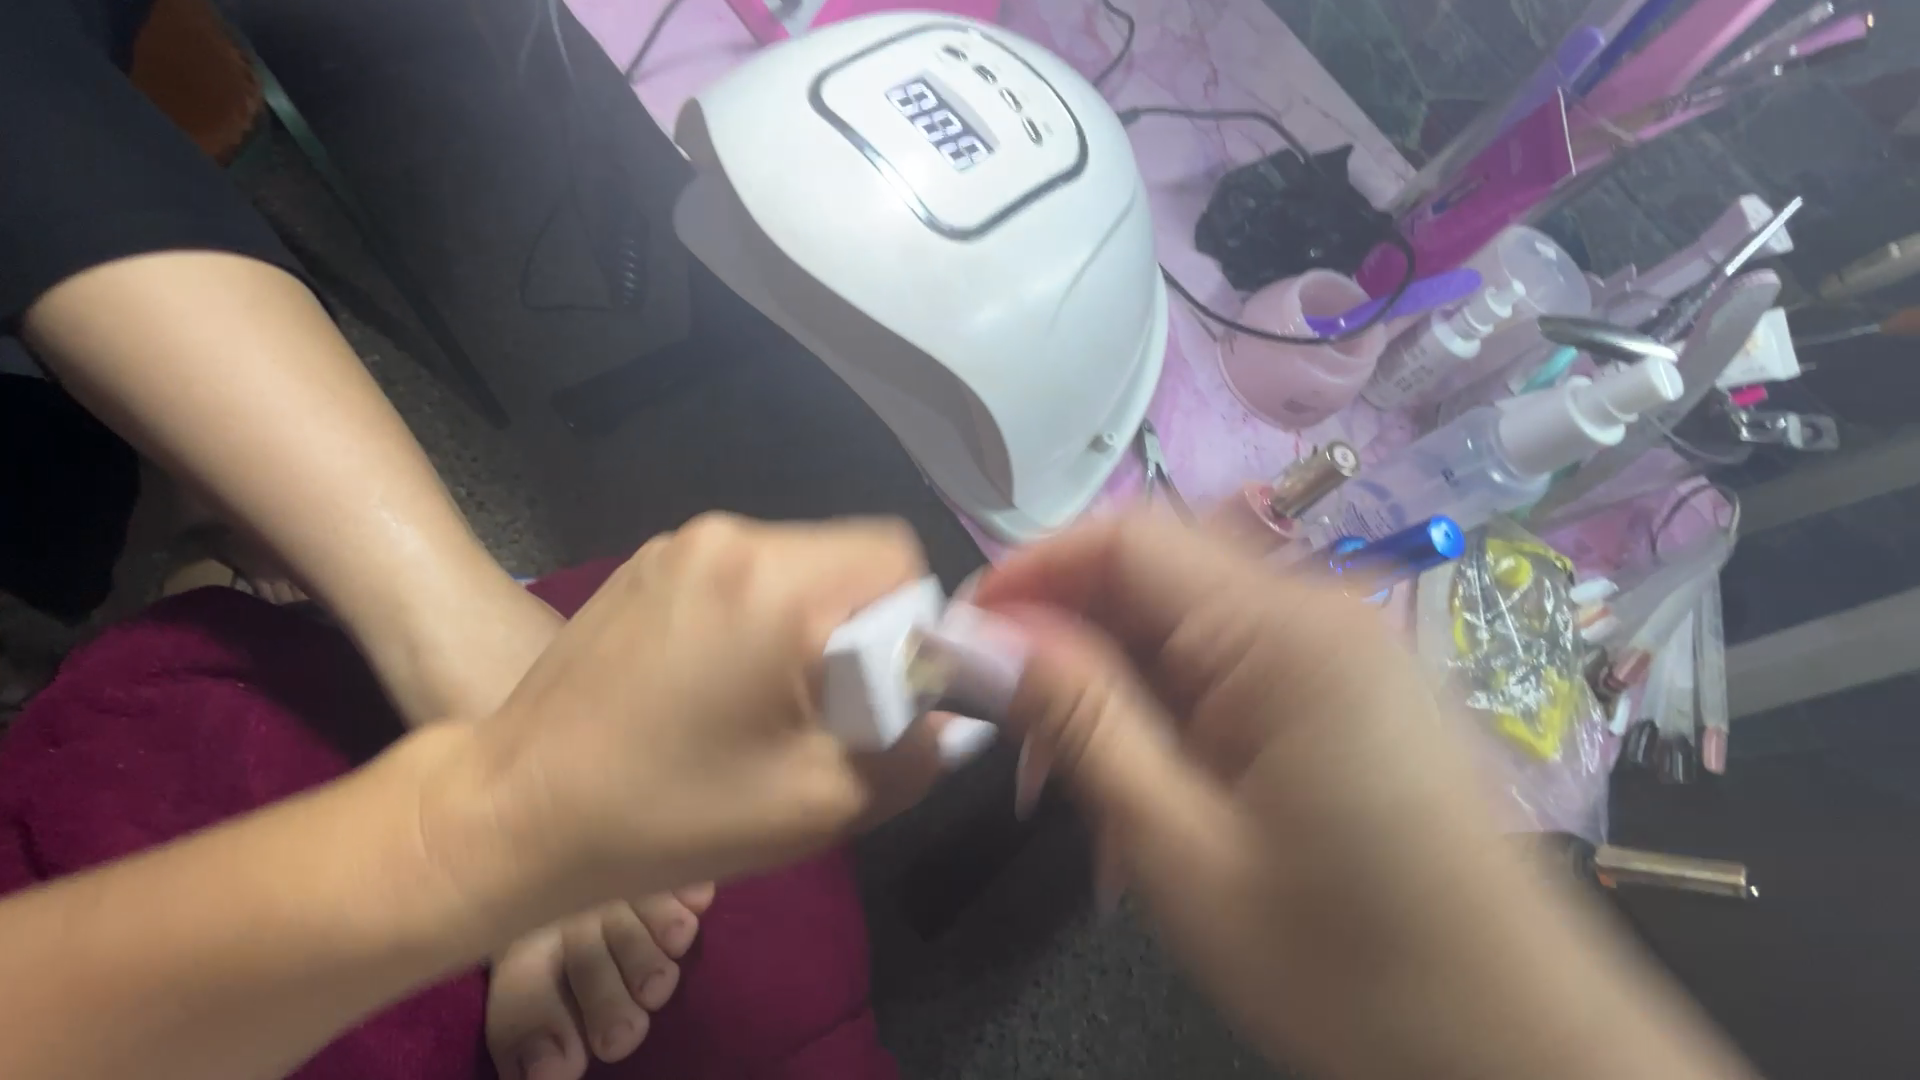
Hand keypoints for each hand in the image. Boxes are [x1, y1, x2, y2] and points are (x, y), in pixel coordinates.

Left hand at [433, 513, 925, 926]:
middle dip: (863, 625)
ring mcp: (681, 543)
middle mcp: (731, 539)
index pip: (897, 557)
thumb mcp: (819, 804)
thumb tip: (954, 718)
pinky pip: (746, 571)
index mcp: (776, 584)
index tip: (881, 691)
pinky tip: (719, 679)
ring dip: (811, 619)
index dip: (913, 624)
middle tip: (831, 704)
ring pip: (800, 562)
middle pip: (849, 556)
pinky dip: (762, 613)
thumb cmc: (670, 814)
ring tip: (769, 696)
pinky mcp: (648, 562)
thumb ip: (914, 754)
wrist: (509, 812)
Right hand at [973, 515, 1753, 1079]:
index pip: (1124, 538)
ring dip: (1111, 687)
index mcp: (1283, 629)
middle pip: (1151, 576)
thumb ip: (1080, 720)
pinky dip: (1164, 712)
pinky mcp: (1343, 690)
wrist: (1526, 1052)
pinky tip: (1148, 790)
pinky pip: (1224, 667)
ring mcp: (1336, 648)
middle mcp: (1315, 609)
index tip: (960, 636)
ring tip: (1077, 785)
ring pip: (1179, 627)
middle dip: (1066, 641)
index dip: (1029, 571)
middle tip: (1018, 737)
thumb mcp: (1178, 847)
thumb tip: (983, 636)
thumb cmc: (1349, 966)